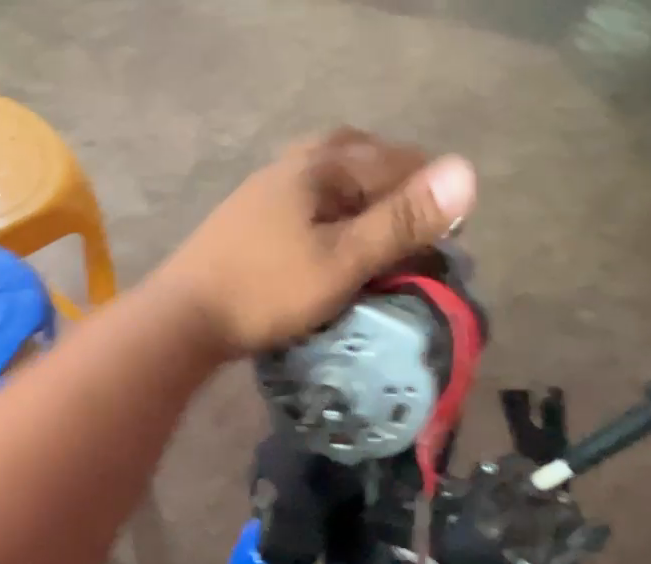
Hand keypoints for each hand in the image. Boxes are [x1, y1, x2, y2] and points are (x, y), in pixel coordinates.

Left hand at [149, 127, 475, 355]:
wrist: (182, 320)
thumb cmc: (265, 292)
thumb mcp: (342, 261)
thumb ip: (401, 222)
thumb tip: (468, 174)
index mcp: (321, 167)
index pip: (397, 162)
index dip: (430, 194)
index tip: (448, 235)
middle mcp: (292, 165)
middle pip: (359, 156)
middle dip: (395, 183)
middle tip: (417, 224)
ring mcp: (263, 191)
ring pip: (327, 178)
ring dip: (359, 196)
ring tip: (378, 235)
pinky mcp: (246, 221)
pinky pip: (304, 201)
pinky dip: (329, 213)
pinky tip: (328, 242)